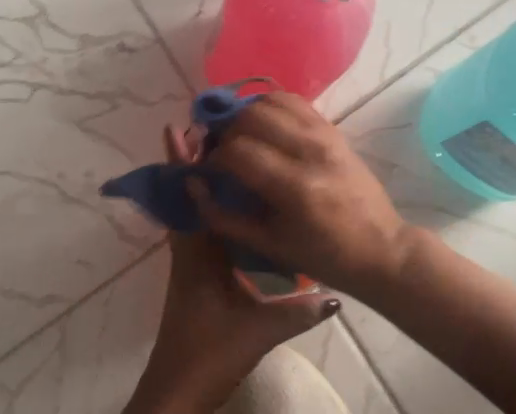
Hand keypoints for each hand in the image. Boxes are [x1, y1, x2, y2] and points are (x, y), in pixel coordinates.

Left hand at [127, 126, 337, 413]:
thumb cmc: (210, 353)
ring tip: (218, 155)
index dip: (185, 164)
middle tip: (205, 128)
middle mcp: (189, 251)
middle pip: (186, 197)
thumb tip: (335, 292)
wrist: (180, 392)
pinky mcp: (196, 278)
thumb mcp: (259, 330)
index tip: (187, 128)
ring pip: (192, 213)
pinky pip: (200, 232)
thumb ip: (297, 309)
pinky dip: (210, 210)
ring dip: (201, 184)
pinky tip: (231, 206)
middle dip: (192, 164)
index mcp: (196, 254)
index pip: (188, 199)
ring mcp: (190, 264)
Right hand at [191, 91, 416, 299]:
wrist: (381, 249)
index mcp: (296, 188)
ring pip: (269, 101)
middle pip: (250, 117)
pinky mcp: (332, 128)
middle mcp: (310, 151)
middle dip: (225, 131)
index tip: (207, 170)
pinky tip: (261, 126)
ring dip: (245, 114)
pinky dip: (268, 106)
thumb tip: (192, 184)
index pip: (238, 151)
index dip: (213, 158)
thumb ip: (224, 216)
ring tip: (238, 135)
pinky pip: (291, 101)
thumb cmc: (324, 257)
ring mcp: (324, 134)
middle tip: (218, 149)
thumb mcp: (269, 246)